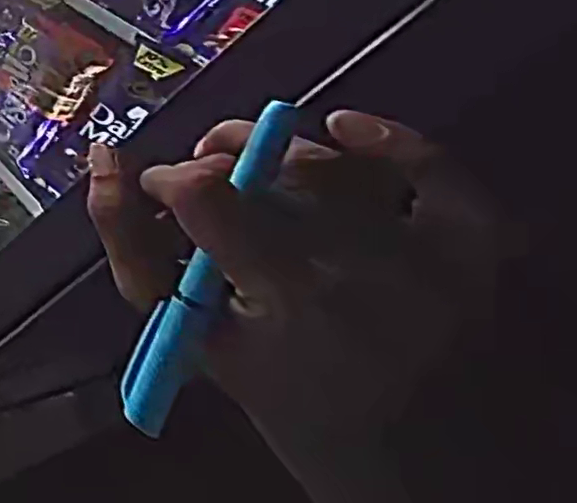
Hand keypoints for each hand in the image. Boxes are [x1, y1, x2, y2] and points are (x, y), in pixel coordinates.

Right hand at [88, 112, 506, 502]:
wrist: (398, 447)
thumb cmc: (267, 381)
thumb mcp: (174, 322)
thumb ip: (126, 236)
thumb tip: (106, 155)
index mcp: (287, 295)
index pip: (205, 191)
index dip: (165, 181)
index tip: (157, 197)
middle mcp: (363, 270)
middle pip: (265, 167)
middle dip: (209, 161)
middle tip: (194, 178)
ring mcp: (427, 258)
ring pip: (325, 163)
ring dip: (267, 152)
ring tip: (245, 170)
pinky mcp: (471, 255)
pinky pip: (447, 181)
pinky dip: (399, 144)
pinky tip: (347, 128)